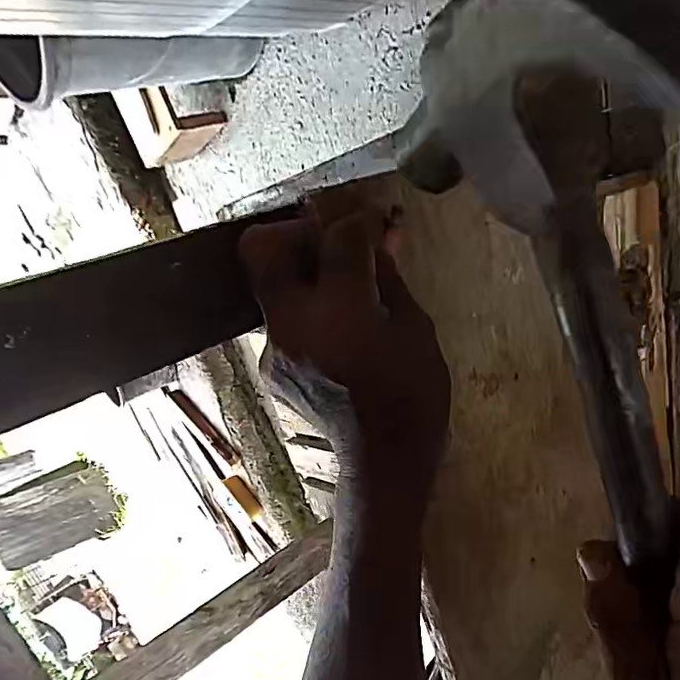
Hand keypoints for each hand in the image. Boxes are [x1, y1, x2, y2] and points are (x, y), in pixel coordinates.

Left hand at [240, 211, 450, 506]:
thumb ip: (389, 279)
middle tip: (335, 243)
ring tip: (346, 291)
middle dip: (299, 231)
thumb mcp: (415, 330)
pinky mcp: (272, 368)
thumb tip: (381, 239)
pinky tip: (339, 331)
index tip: (378, 219)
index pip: (338, 238)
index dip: (361, 218)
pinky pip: (283, 321)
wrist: (386, 461)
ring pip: (272, 285)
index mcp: (340, 310)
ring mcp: (274, 348)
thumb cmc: (415, 398)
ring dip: (305, 275)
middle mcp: (293, 322)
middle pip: (263, 246)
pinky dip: (308, 312)